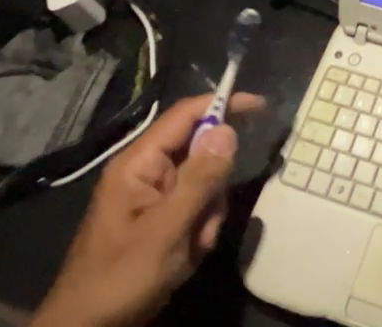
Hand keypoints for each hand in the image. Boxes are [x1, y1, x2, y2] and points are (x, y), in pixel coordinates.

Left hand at [30, 92, 266, 326]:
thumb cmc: (120, 278)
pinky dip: (198, 231)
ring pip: (202, 184)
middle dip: (212, 188)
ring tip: (189, 248)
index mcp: (138, 163)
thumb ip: (200, 179)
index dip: (222, 104)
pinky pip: (194, 209)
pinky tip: (184, 256)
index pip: (186, 115)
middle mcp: (145, 172)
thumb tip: (227, 128)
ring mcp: (151, 197)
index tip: (260, 107)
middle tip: (204, 223)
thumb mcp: (167, 230)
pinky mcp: (157, 220)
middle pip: (200, 153)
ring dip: (205, 216)